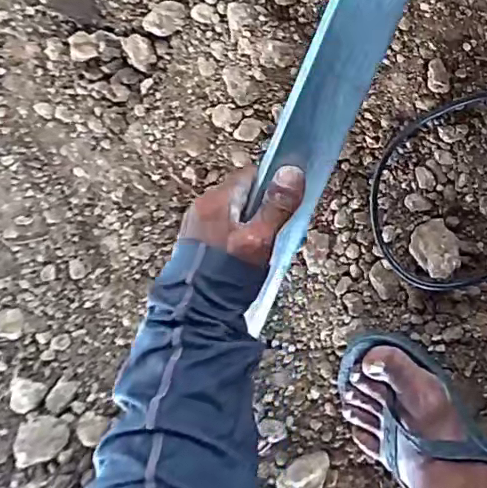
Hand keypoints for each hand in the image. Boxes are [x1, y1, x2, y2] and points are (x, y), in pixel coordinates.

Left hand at [178, 164, 305, 266]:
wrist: (195, 315)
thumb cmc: (225, 276)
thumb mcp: (260, 238)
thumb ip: (276, 205)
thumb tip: (291, 172)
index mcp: (215, 201)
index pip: (252, 175)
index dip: (274, 184)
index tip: (289, 198)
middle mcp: (202, 208)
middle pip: (245, 194)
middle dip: (265, 207)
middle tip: (279, 227)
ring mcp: (197, 226)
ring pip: (238, 212)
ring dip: (255, 223)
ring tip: (266, 245)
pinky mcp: (198, 244)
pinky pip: (228, 228)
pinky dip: (242, 236)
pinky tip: (249, 255)